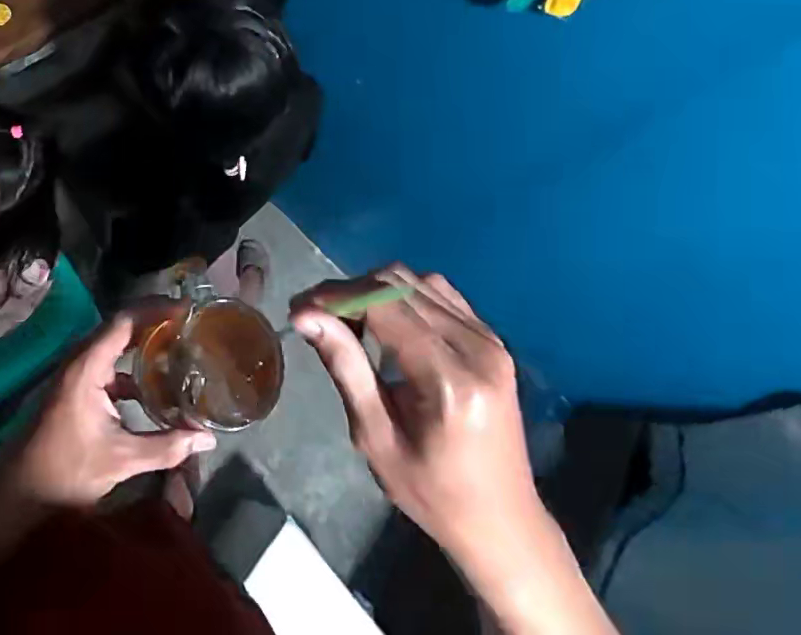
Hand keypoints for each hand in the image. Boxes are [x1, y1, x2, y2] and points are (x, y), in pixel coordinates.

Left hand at [6, 313, 213, 507]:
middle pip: (122, 326)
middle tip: (189, 323)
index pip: (124, 320)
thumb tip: (207, 440)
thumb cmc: (66, 471)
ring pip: (115, 345)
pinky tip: (156, 382)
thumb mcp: (121, 460)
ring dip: (145, 341)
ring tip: (179, 345)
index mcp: (88, 366)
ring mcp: (78, 374)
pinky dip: (134, 365)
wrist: (19, 494)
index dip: (156, 309)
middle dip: (155, 321)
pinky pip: (110, 363)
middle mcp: (81, 360)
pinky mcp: (78, 388)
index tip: (186, 309)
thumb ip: (166, 447)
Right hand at [290, 265, 541, 556]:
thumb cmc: (432, 493)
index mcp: (448, 377)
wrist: (501, 520)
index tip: (298, 308)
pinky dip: (404, 295)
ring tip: (345, 317)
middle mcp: (475, 345)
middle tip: (315, 314)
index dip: (336, 297)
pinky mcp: (492, 338)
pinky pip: (440, 293)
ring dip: (375, 289)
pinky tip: (385, 320)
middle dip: (350, 290)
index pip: (384, 305)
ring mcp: (489, 338)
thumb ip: (345, 367)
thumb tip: (306, 316)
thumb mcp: (376, 439)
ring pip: (418, 281)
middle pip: (400, 284)